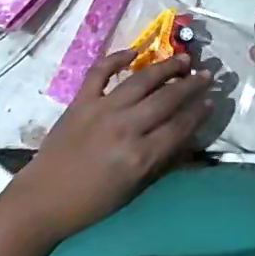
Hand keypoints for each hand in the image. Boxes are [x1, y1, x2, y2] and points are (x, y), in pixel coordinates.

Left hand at [0, 50, 210, 241]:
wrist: (42, 200)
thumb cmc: (91, 203)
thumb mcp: (133, 189)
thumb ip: (160, 161)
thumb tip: (185, 138)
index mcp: (140, 156)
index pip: (179, 126)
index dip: (199, 112)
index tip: (212, 100)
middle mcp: (125, 127)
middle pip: (167, 99)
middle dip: (191, 85)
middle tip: (207, 74)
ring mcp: (101, 110)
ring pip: (141, 80)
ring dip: (165, 67)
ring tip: (183, 59)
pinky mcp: (80, 101)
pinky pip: (100, 72)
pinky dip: (117, 58)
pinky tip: (135, 52)